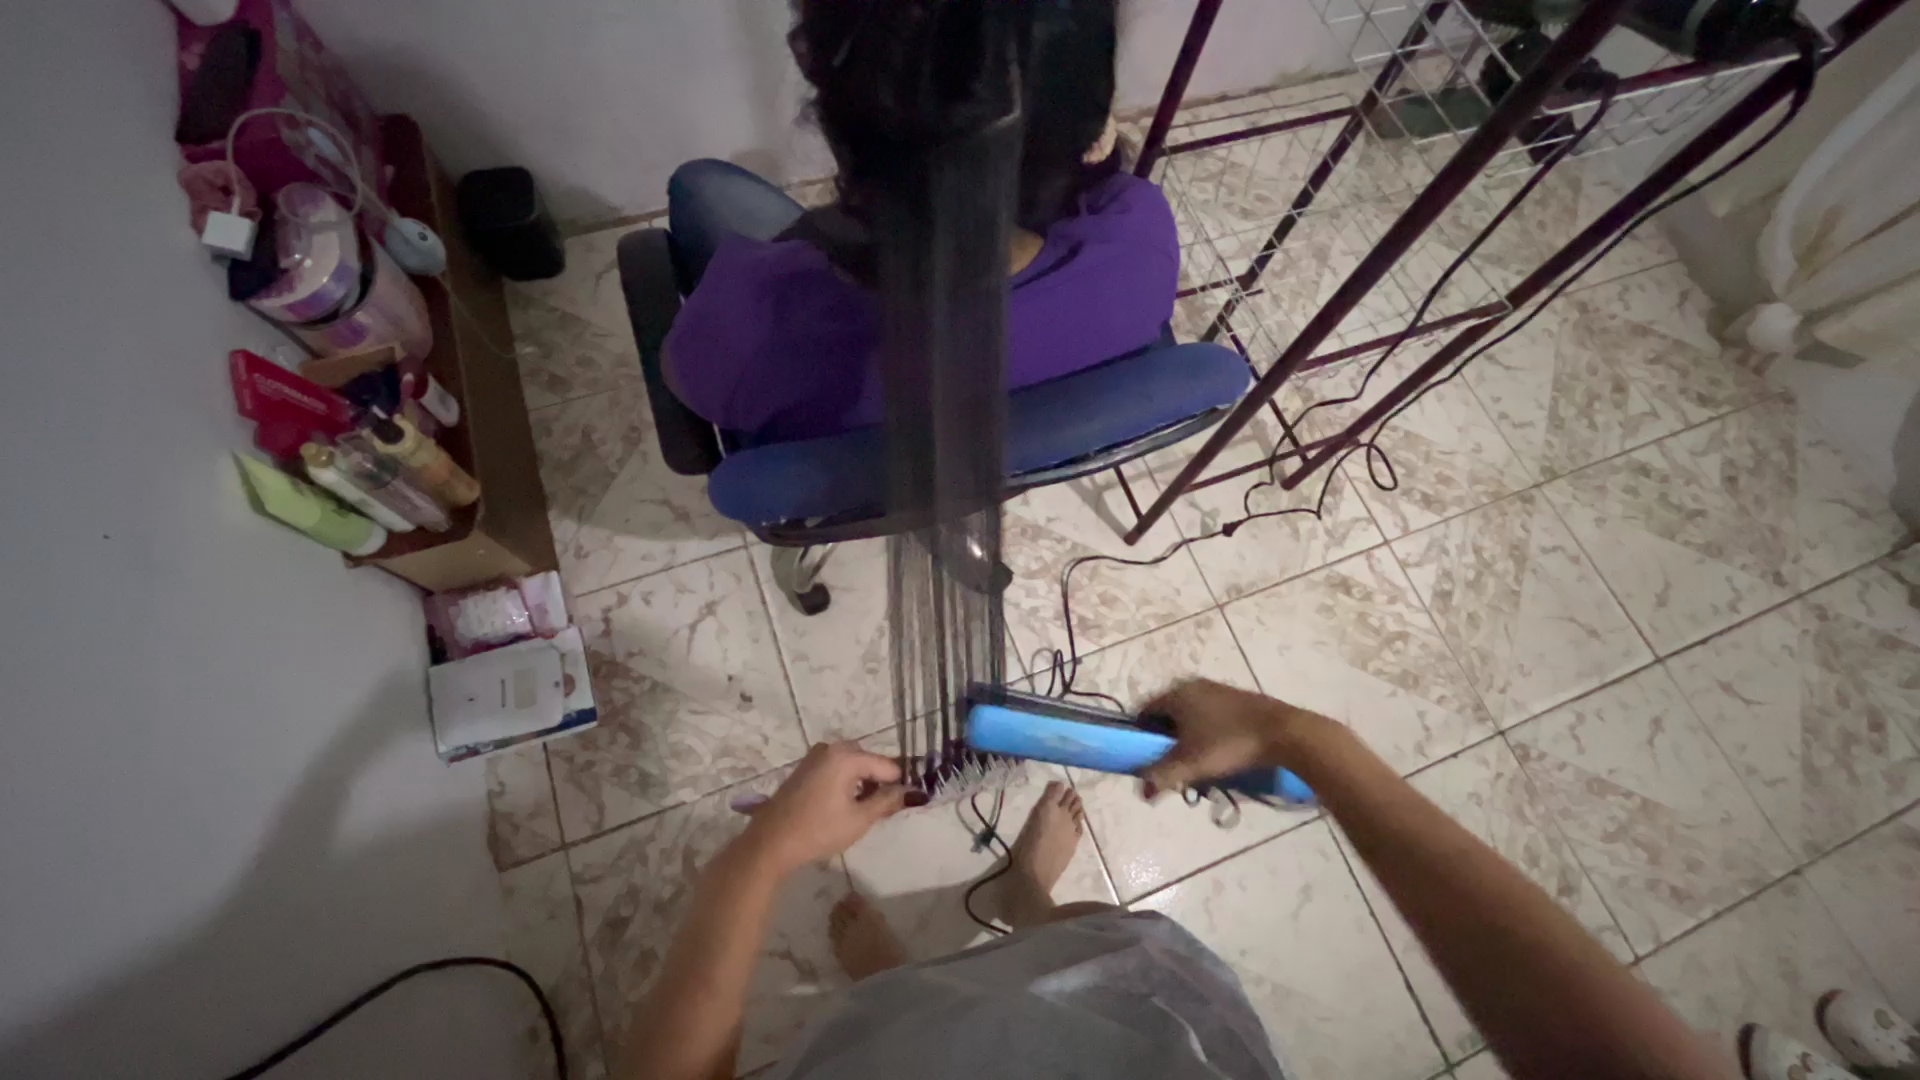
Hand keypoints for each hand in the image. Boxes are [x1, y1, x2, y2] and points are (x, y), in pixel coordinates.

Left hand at [741, 742, 921, 872]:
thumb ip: (887, 801)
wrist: (770, 843)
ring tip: (864, 809)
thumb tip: (912, 792)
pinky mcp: (805, 767)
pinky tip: (844, 804)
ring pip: (853, 763)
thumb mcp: (859, 819)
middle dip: (879, 781)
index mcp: (847, 756)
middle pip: (870, 760)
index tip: (905, 804)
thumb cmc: (818, 831)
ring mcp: (816, 755)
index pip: (887, 766)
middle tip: (883, 810)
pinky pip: (836, 766)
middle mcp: (832, 747)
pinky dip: (846, 780)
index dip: (899, 785)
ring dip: (863, 781)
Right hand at [1137, 679, 1328, 795]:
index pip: (1143, 713)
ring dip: (1190, 743)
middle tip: (1176, 769)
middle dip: (1168, 745)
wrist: (1285, 732)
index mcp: (1175, 694)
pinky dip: (1209, 736)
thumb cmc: (1230, 744)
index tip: (1149, 761)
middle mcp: (1191, 686)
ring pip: (1190, 719)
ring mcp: (1216, 690)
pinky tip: (1223, 756)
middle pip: (1167, 718)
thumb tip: (1142, 792)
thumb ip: (1161, 777)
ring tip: (1201, 767)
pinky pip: (1211, 718)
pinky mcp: (1237, 700)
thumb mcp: (1190, 765)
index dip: (1141, 738)